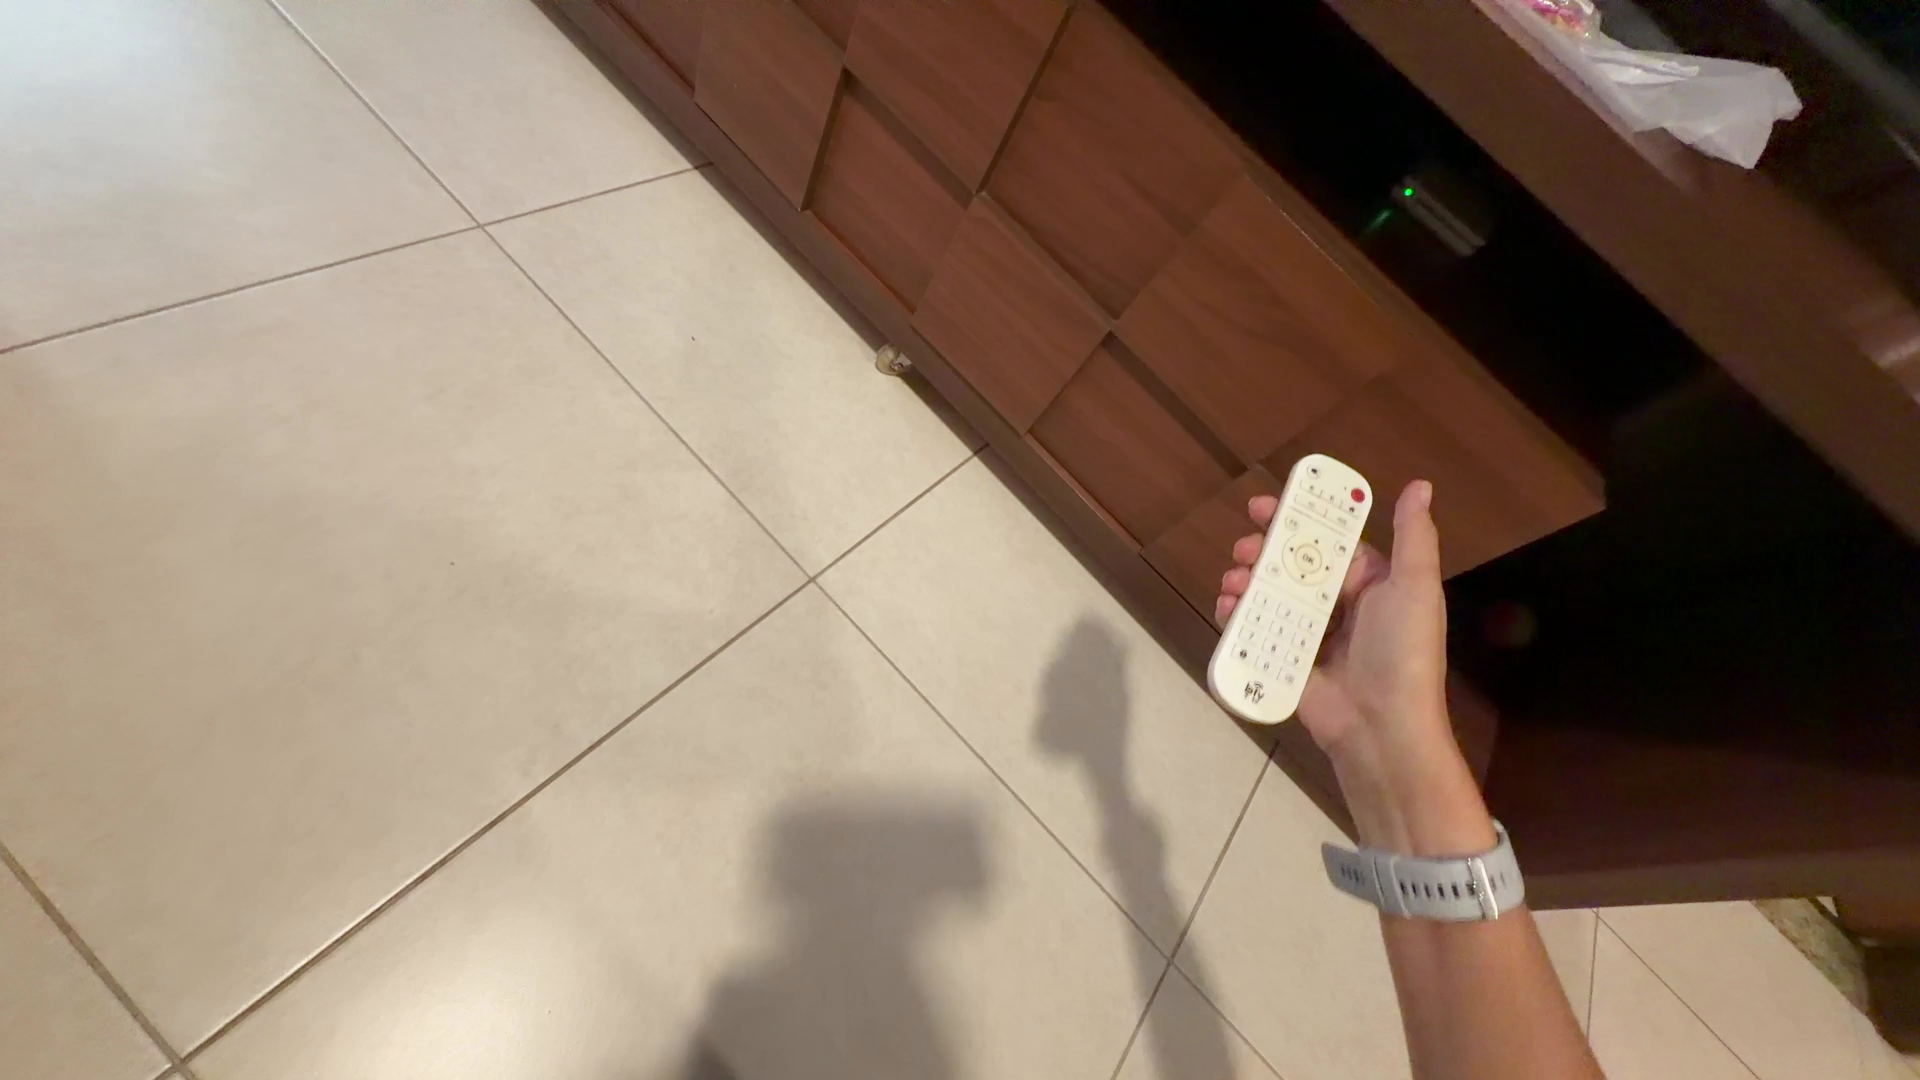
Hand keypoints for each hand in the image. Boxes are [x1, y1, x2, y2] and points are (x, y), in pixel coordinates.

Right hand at [1216, 479, 1489, 853]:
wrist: (1380, 726)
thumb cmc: (1400, 651)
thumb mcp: (1414, 588)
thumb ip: (1413, 537)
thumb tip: (1419, 485)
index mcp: (1367, 582)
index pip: (1325, 541)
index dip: (1294, 519)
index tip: (1262, 506)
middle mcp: (1335, 604)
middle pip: (1289, 565)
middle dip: (1260, 550)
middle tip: (1242, 547)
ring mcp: (1307, 633)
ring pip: (1266, 594)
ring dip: (1244, 580)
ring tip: (1233, 580)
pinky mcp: (1283, 659)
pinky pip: (1253, 629)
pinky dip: (1235, 615)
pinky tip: (1226, 607)